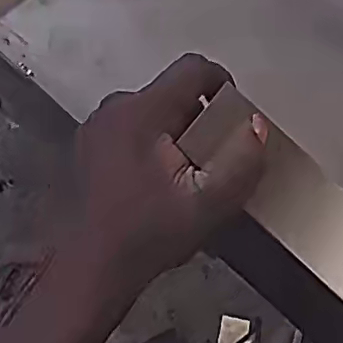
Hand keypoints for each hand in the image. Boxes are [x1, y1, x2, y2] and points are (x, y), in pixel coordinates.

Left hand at [58, 54, 269, 293]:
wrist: (88, 274)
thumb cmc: (145, 237)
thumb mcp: (209, 204)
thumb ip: (242, 161)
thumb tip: (256, 125)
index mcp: (141, 112)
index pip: (192, 68)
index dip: (221, 82)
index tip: (233, 112)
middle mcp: (114, 109)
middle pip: (173, 92)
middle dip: (199, 117)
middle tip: (211, 156)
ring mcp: (95, 128)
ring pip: (153, 110)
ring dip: (176, 132)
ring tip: (185, 174)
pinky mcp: (86, 148)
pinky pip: (132, 128)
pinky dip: (151, 144)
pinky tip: (156, 184)